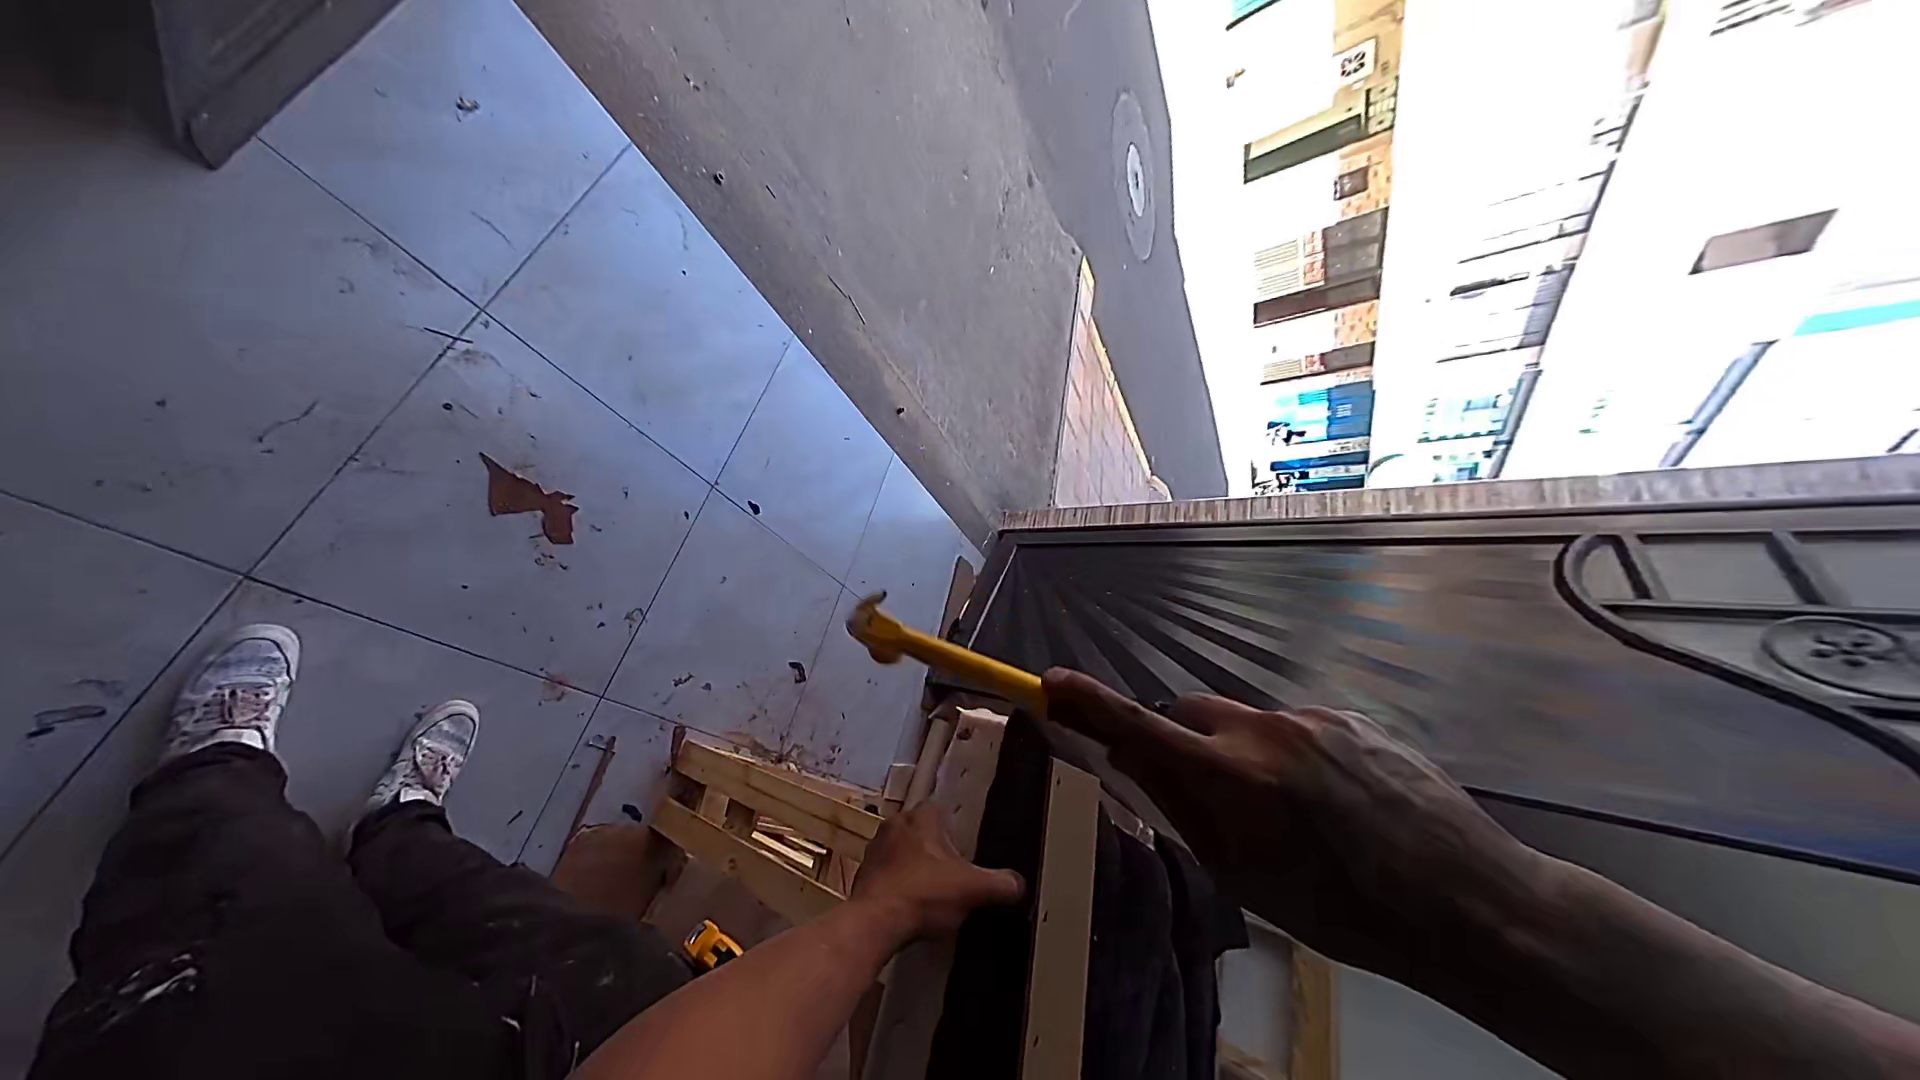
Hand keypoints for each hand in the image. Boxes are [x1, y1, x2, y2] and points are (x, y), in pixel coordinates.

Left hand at [851, 802, 1024, 941]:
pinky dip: (896, 885)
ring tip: (929, 892)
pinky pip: (885, 874)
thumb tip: (1019, 884)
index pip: (940, 809)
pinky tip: (908, 906)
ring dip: (912, 866)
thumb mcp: (972, 889)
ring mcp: (874, 849)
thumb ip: (1000, 884)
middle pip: (920, 830)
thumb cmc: (925, 894)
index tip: (963, 848)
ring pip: (900, 851)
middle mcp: (895, 824)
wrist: (875, 923)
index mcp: (921, 817)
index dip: (953, 828)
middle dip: (933, 848)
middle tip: (950, 873)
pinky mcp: (861, 874)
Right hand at [1043, 668, 1545, 981]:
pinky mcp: (1350, 716)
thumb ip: (1181, 807)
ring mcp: (1312, 717)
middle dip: (1183, 741)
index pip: (1139, 728)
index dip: (1089, 704)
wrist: (1471, 904)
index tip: (1050, 683)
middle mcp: (1264, 730)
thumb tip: (1133, 756)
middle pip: (1190, 712)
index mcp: (1231, 777)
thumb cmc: (1342, 910)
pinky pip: (1295, 726)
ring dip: (1244, 753)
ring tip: (1294, 809)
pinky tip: (1334, 799)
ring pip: (1245, 721)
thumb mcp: (1243, 875)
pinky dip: (1292, 753)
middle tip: (1210, 791)